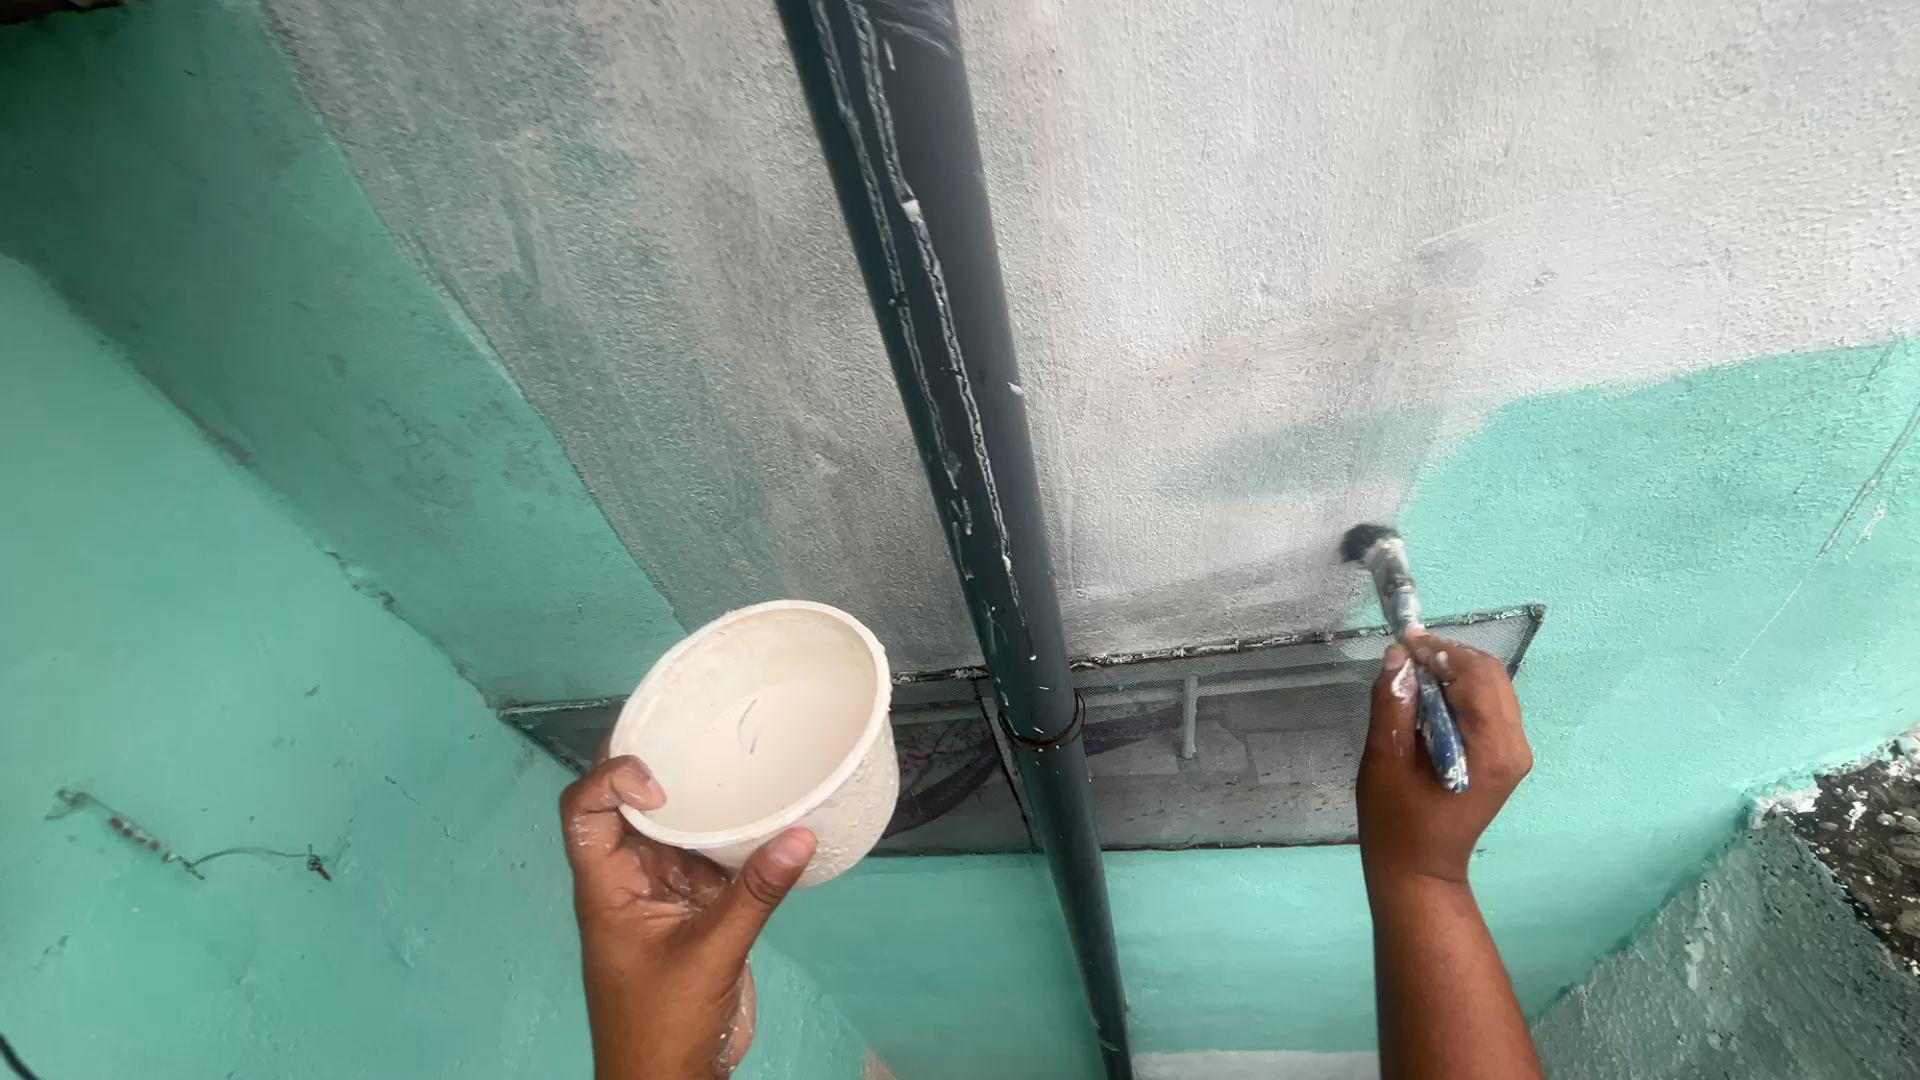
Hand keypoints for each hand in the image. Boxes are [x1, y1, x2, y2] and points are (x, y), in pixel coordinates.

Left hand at [562, 754, 816, 1079]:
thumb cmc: (665, 1024)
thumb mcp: (710, 955)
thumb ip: (756, 893)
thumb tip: (805, 831)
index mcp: (608, 886)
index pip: (585, 812)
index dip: (611, 779)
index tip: (664, 779)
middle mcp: (630, 875)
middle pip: (625, 804)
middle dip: (654, 761)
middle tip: (697, 719)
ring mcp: (664, 887)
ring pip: (672, 823)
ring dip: (696, 790)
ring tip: (734, 747)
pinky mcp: (696, 901)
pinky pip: (709, 849)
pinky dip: (731, 826)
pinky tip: (762, 804)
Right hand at [1358, 632, 1531, 886]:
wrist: (1418, 864)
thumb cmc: (1396, 815)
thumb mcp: (1384, 756)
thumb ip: (1394, 703)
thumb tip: (1398, 655)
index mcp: (1491, 748)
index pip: (1476, 675)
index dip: (1439, 650)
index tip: (1400, 643)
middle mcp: (1514, 746)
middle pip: (1491, 675)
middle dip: (1447, 655)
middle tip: (1403, 656)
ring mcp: (1513, 752)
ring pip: (1492, 687)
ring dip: (1453, 670)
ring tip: (1411, 673)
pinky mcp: (1502, 755)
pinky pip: (1487, 705)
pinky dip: (1458, 689)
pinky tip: (1427, 697)